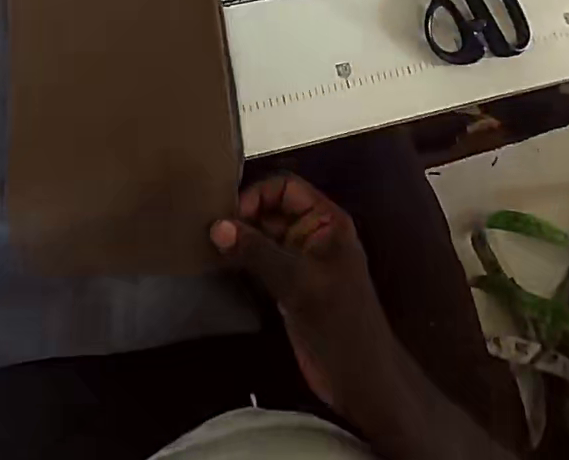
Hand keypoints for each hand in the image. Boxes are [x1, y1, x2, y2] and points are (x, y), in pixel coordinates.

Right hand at [209, 175, 399, 413]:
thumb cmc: (340, 322)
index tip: (228, 215)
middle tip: (210, 230)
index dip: (258, 194)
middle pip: (272, 209)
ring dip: (240, 239)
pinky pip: (261, 261)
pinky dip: (242, 261)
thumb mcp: (299, 282)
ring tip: (208, 245)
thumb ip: (258, 252)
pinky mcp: (289, 285)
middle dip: (244, 216)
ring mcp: (300, 260)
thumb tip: (218, 226)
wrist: (360, 379)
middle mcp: (312, 233)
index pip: (286, 187)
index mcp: (326, 220)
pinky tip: (219, 265)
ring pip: (264, 235)